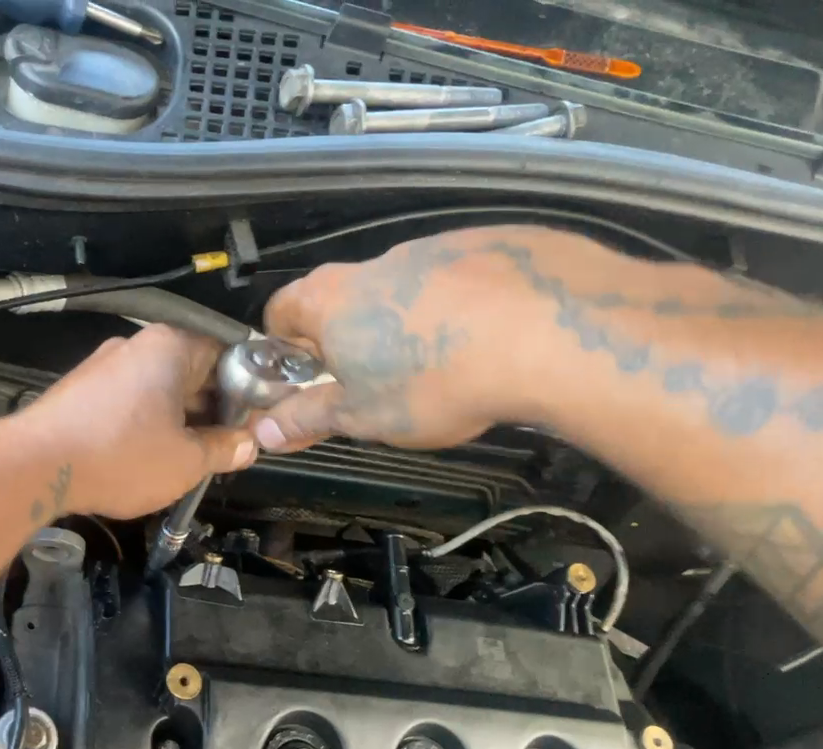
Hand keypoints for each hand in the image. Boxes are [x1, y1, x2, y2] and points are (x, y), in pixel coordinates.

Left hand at [16, 324, 257, 519]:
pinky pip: (124, 403)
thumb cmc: (121, 457)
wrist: (35, 467)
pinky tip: (142, 458)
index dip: (244, 391)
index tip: (250, 425)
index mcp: (169, 346)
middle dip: (208, 410)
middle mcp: (134, 345)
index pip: (226, 355)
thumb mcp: (186, 462)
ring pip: (155, 391)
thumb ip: (224, 449)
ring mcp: (100, 366)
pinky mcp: (77, 391)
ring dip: (174, 422)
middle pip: (189, 372)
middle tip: (221, 450)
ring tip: (183, 460)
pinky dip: (141, 425)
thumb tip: (248, 444)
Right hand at [254, 226, 603, 451]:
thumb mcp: (362, 416)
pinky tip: (490, 340)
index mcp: (333, 301)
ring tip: (442, 365)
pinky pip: (461, 276)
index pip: (280, 310)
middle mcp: (378, 263)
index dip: (282, 346)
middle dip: (348, 339)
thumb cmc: (437, 382)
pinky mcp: (495, 241)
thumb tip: (264, 433)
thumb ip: (307, 420)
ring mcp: (439, 245)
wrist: (557, 332)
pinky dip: (461, 305)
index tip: (305, 378)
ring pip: (403, 288)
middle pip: (343, 298)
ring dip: (405, 322)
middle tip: (372, 382)